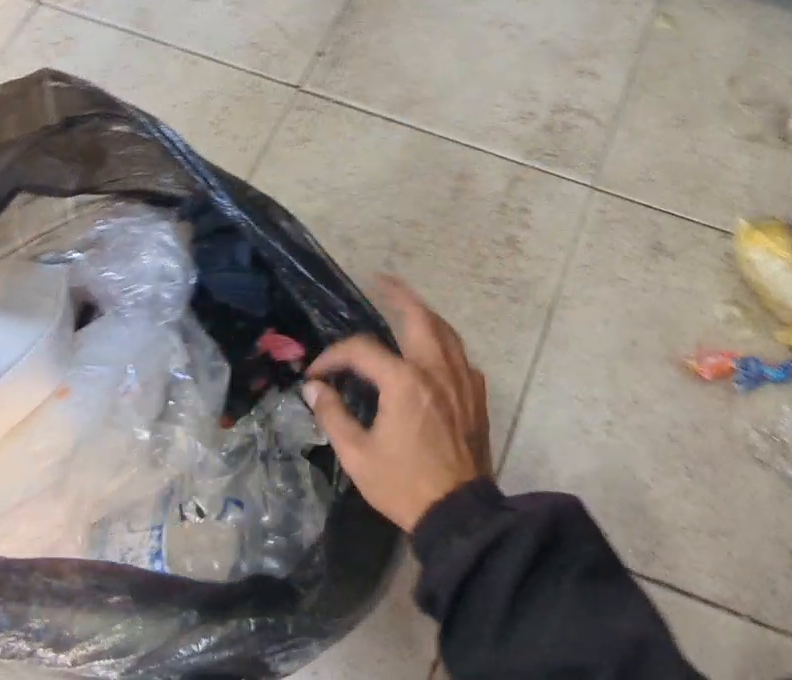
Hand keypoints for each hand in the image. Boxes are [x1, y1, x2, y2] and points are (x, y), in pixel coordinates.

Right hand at [303, 276, 490, 532]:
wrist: (458, 512)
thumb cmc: (404, 485)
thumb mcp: (358, 456)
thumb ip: (334, 416)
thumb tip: (315, 389)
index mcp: (404, 381)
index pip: (363, 350)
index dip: (334, 356)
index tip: (317, 374)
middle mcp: (436, 369)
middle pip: (418, 316)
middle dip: (398, 294)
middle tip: (381, 281)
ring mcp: (462, 379)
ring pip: (445, 331)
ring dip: (424, 314)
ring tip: (407, 306)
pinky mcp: (477, 394)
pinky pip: (460, 355)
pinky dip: (443, 343)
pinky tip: (433, 351)